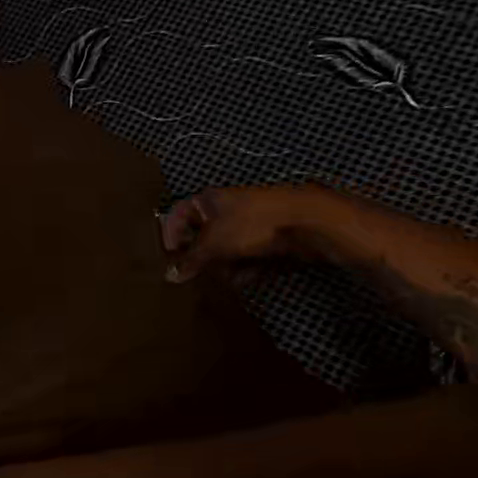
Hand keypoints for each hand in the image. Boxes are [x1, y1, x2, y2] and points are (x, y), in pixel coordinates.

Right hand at [160, 184, 333, 282]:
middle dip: (204, 258)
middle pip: (202, 237)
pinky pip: (245, 258)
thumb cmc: (253, 223)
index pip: (178, 215)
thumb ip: (190, 260)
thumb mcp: (213, 243)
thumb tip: (170, 275)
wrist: (306, 223)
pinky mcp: (266, 239)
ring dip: (225, 267)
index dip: (171, 234)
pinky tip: (249, 276)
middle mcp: (226, 209)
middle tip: (203, 271)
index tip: (171, 255)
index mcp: (209, 200)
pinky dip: (245, 269)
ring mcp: (247, 224)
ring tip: (231, 276)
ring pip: (224, 251)